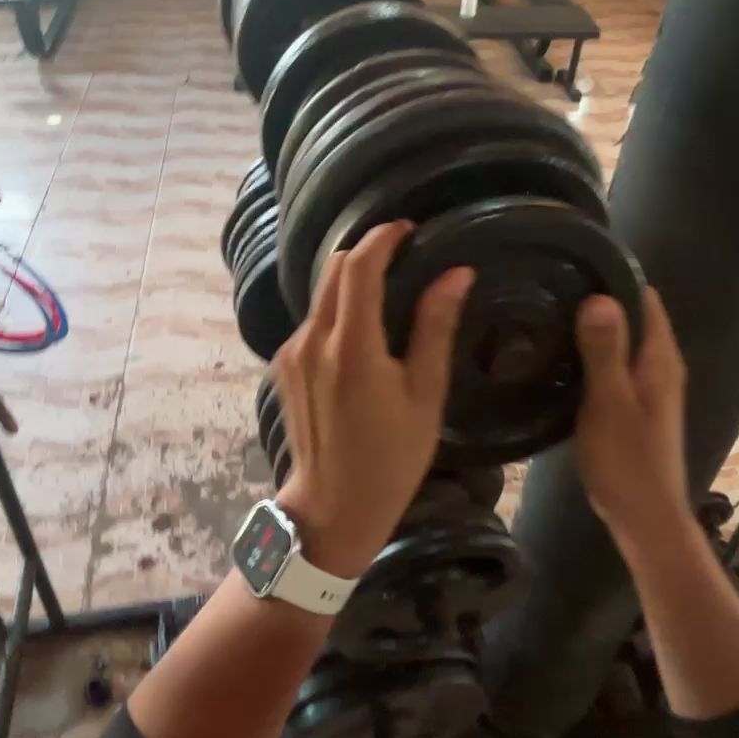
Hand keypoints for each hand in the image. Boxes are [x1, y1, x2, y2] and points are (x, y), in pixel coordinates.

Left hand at [271, 221, 473, 578]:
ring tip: (389, 301)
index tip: (409, 229)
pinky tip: (362, 341)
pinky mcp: (282, 366)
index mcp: (352, 347)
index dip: (383, 238)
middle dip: (368, 254)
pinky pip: (312, 322)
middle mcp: (313, 340)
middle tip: (405, 258)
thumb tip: (456, 273)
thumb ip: (434, 328)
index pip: (359, 267)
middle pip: (335, 270)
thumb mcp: (425, 396)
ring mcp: (292, 353)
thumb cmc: (391, 459)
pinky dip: (337, 314)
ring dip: (352, 285)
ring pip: (322, 294)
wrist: (332, 508)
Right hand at [573, 288, 693, 550]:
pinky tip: (558, 355)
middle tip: (548, 285)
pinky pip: (610, 363)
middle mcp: (658, 367)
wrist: (643, 518)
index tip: (572, 264)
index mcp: (659, 359)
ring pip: (618, 341)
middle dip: (597, 300)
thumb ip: (605, 350)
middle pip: (630, 317)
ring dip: (590, 327)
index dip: (614, 277)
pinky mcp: (630, 405)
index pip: (644, 299)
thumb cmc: (627, 460)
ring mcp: (646, 387)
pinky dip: (589, 353)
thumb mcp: (610, 401)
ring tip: (546, 312)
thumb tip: (599, 296)